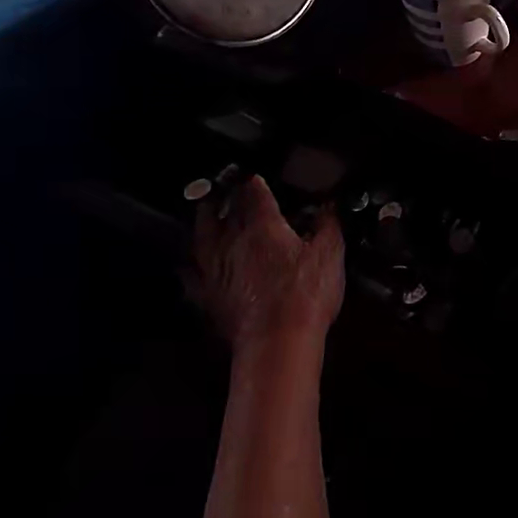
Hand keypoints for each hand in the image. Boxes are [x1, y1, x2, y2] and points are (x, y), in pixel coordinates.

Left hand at [195, 175, 344, 354]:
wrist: (276, 342)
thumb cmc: (306, 293)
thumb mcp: (330, 254)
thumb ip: (328, 224)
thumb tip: (328, 205)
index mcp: (262, 224)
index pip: (255, 192)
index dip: (255, 181)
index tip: (255, 175)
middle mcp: (232, 239)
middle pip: (224, 208)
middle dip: (228, 194)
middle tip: (229, 186)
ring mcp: (214, 268)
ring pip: (201, 235)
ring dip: (203, 220)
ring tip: (205, 210)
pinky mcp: (207, 296)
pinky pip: (191, 276)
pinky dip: (189, 267)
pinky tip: (187, 265)